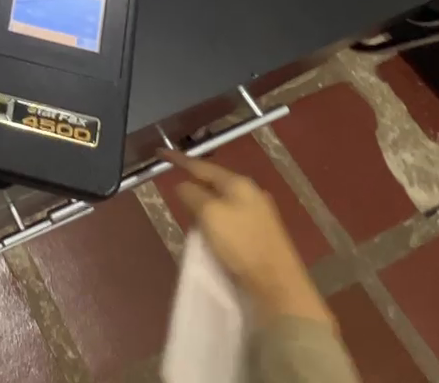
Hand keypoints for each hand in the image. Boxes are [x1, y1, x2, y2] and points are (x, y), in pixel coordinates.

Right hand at [160, 150, 331, 327]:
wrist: (278, 286)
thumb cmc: (241, 243)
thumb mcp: (209, 213)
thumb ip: (191, 194)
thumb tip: (182, 186)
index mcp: (239, 184)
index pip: (202, 166)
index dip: (179, 159)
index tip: (160, 152)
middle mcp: (251, 194)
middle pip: (213, 182)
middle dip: (194, 182)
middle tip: (175, 185)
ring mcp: (258, 214)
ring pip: (222, 200)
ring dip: (204, 203)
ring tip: (189, 209)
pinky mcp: (260, 234)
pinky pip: (230, 217)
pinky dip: (215, 219)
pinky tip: (209, 228)